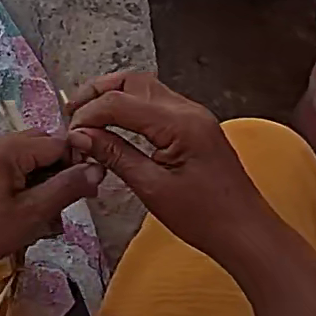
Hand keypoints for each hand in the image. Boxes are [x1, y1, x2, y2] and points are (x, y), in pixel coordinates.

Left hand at [0, 131, 104, 279]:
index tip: (92, 189)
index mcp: (7, 149)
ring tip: (53, 216)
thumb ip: (67, 187)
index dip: (78, 163)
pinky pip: (14, 173)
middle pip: (42, 148)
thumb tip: (98, 168)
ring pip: (30, 162)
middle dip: (61, 172)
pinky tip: (35, 215)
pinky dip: (29, 189)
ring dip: (47, 184)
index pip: (56, 142)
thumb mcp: (34, 211)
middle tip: (74, 201)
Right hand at [65, 72, 273, 257]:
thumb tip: (79, 136)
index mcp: (179, 123)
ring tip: (86, 119)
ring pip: (142, 88)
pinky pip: (153, 103)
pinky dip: (126, 107)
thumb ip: (114, 155)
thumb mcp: (151, 187)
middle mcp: (187, 110)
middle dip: (97, 92)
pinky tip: (111, 126)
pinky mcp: (192, 126)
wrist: (246, 233)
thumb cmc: (203, 217)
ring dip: (111, 97)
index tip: (70, 136)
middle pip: (131, 81)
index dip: (88, 114)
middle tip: (72, 115)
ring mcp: (192, 115)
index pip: (119, 102)